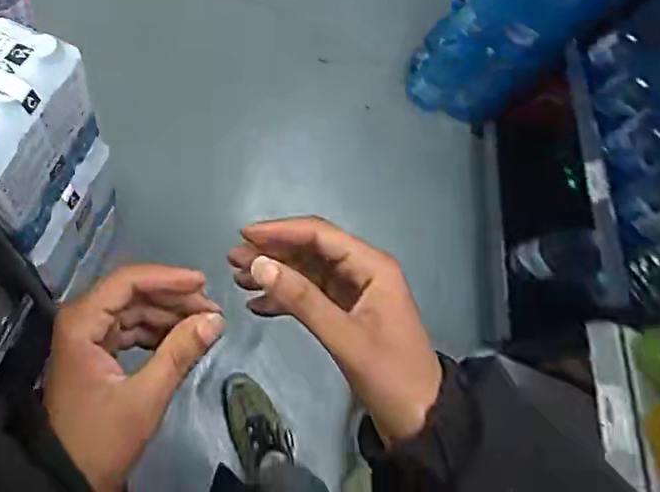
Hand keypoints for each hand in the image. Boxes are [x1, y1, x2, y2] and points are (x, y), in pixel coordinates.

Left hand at [44, 265, 225, 491]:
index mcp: (81, 319)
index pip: (127, 282)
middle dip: (171, 298)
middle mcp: (80, 317)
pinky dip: (154, 331)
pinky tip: (181, 338)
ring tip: (203, 323)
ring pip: (131, 309)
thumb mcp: (144, 398)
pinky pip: (127, 329)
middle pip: (130, 293)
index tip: (202, 282)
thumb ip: (178, 354)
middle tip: (210, 308)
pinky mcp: (94, 350)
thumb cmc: (101, 439)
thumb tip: (214, 320)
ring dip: (166, 314)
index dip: (167, 278)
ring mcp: (86, 333)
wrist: (67, 480)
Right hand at [228, 216, 442, 445]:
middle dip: (271, 252)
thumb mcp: (345, 338)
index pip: (318, 234)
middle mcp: (361, 270)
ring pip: (304, 270)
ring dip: (273, 273)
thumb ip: (301, 299)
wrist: (426, 428)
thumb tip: (259, 264)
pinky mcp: (345, 312)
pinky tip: (258, 305)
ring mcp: (352, 291)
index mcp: (371, 266)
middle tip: (234, 258)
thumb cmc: (391, 377)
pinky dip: (283, 297)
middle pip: (308, 249)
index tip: (245, 234)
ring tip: (239, 278)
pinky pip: (308, 294)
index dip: (280, 231)